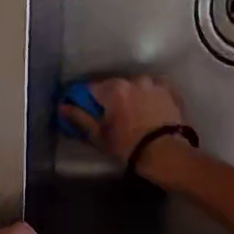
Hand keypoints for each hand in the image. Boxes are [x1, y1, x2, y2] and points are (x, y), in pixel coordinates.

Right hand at [61, 75, 187, 168]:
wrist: (166, 153)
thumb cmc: (128, 146)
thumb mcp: (99, 135)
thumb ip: (80, 118)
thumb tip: (62, 106)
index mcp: (113, 89)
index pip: (91, 88)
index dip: (88, 100)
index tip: (90, 111)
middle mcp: (134, 80)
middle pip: (116, 86)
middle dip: (112, 98)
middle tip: (114, 116)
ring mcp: (154, 84)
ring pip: (137, 85)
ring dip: (133, 95)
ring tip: (135, 113)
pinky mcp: (171, 92)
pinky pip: (157, 88)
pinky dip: (152, 95)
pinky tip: (152, 107)